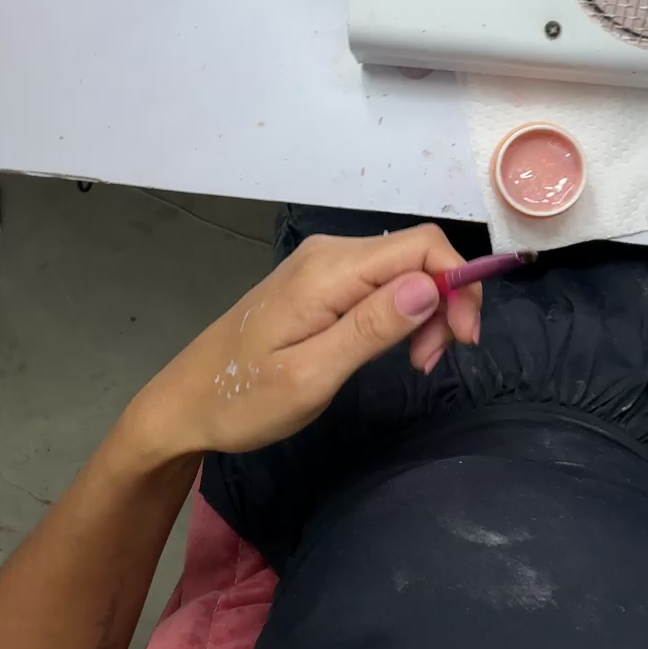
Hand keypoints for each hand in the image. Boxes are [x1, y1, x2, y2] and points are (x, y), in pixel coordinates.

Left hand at [116, 225, 480, 459]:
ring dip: (425, 312)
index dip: (457, 282)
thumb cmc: (242, 400)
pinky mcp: (322, 283)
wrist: (184, 404)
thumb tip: (431, 286)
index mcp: (330, 269)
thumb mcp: (311, 375)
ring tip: (415, 362)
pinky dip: (402, 313)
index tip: (463, 339)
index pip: (422, 244)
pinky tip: (395, 347)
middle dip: (444, 302)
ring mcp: (325, 265)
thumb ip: (371, 328)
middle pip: (417, 255)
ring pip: (403, 270)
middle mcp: (332, 252)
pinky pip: (381, 283)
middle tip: (433, 361)